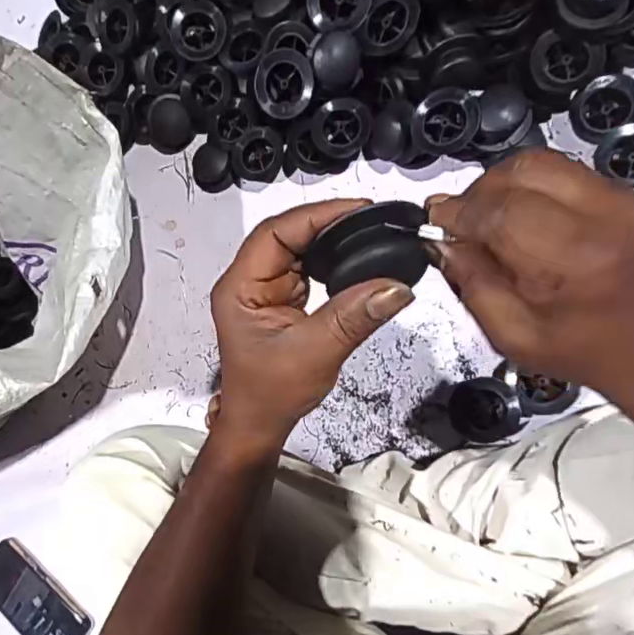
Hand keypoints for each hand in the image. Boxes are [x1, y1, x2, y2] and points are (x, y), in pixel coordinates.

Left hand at [209, 199, 415, 450]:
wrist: (260, 424)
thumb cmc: (267, 396)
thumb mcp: (315, 353)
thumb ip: (354, 317)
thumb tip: (393, 288)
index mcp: (240, 289)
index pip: (277, 232)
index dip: (318, 216)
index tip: (355, 210)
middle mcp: (249, 283)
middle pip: (289, 235)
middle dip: (329, 225)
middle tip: (369, 219)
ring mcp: (266, 290)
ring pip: (301, 250)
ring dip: (333, 243)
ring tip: (366, 236)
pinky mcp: (283, 300)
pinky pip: (310, 269)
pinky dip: (333, 264)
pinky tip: (353, 261)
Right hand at [428, 149, 633, 386]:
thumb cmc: (586, 349)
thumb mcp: (510, 333)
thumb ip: (472, 283)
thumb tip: (445, 243)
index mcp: (576, 260)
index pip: (502, 209)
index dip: (461, 211)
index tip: (438, 219)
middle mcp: (606, 220)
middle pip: (522, 171)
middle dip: (478, 193)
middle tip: (460, 221)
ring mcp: (620, 202)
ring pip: (541, 163)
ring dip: (502, 187)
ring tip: (488, 222)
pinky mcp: (624, 195)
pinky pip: (563, 172)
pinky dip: (530, 189)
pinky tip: (519, 220)